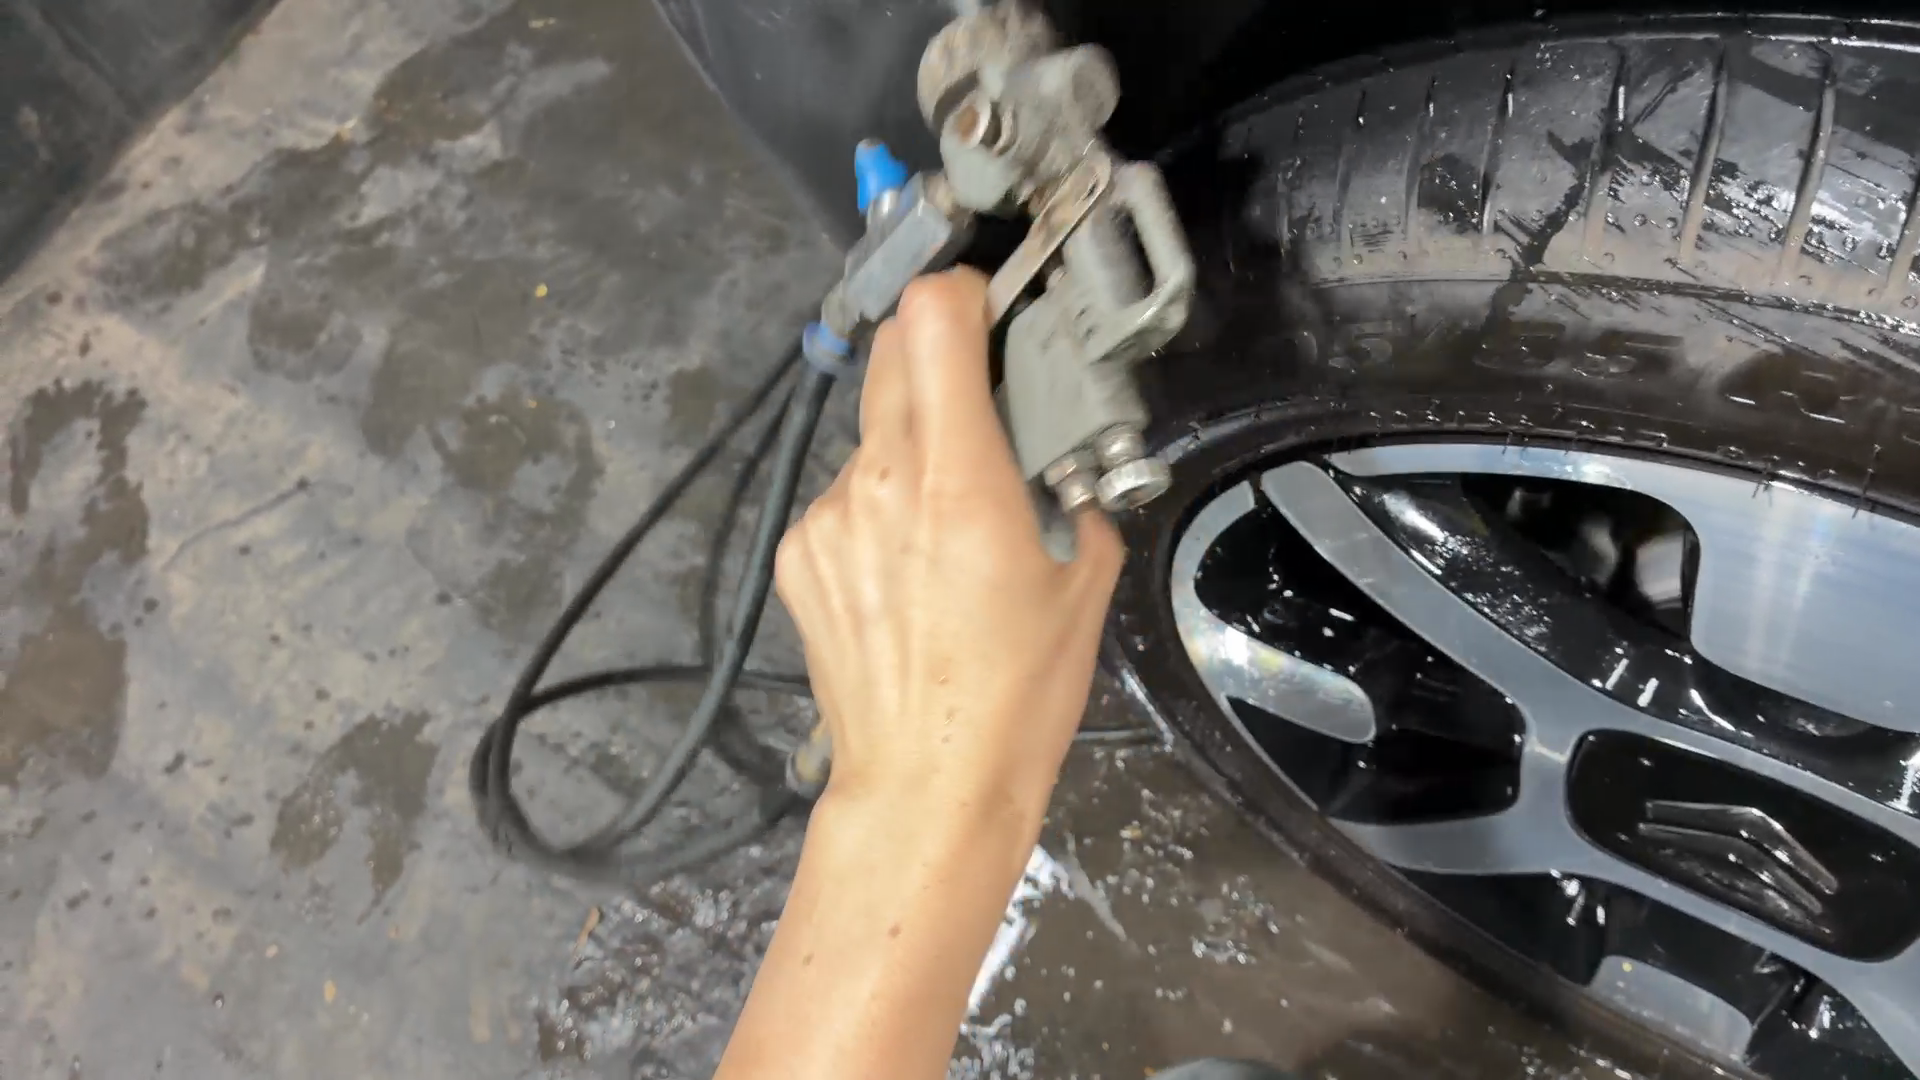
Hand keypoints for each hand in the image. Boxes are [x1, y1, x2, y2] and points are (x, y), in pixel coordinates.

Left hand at [774, 269, 1124, 821]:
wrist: (926, 781)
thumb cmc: (1018, 692)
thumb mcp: (1082, 583)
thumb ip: (1070, 495)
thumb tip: (1051, 467)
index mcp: (956, 478)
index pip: (932, 321)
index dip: (961, 296)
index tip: (987, 313)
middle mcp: (877, 480)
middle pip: (890, 355)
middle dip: (937, 357)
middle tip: (980, 404)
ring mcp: (825, 517)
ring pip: (870, 432)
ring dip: (910, 444)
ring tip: (943, 520)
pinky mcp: (797, 555)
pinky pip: (843, 495)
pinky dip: (876, 502)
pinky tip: (902, 567)